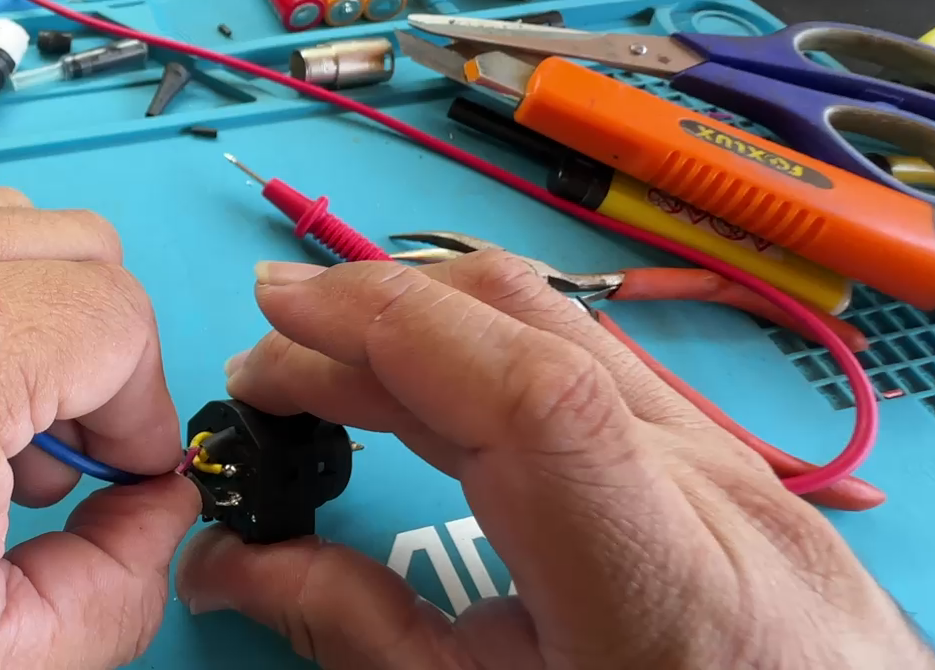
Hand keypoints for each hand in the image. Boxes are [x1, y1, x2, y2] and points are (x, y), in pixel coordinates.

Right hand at [174, 253, 934, 668]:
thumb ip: (348, 624)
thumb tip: (218, 563)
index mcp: (660, 576)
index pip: (527, 394)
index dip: (385, 322)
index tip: (274, 312)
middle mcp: (704, 478)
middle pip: (511, 324)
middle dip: (354, 318)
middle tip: (259, 372)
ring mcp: (717, 443)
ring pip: (534, 311)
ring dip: (398, 313)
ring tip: (312, 357)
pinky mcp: (704, 432)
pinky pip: (556, 339)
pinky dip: (452, 334)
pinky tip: (404, 374)